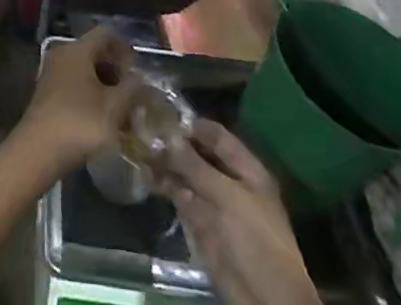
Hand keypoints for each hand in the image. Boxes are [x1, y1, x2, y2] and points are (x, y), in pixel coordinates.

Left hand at [16, 27, 139, 173]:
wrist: (38, 151)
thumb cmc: (79, 123)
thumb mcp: (114, 107)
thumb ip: (133, 89)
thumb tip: (143, 80)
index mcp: (77, 50)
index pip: (106, 34)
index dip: (126, 48)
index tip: (139, 73)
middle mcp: (62, 55)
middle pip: (96, 52)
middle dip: (118, 71)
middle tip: (135, 95)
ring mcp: (53, 74)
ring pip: (86, 71)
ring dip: (107, 86)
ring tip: (124, 112)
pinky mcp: (49, 93)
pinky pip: (76, 85)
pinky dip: (93, 96)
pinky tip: (105, 120)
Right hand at [158, 120, 318, 304]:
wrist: (263, 296)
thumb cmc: (255, 239)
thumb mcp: (228, 197)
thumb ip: (196, 165)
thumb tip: (168, 135)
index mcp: (246, 171)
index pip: (217, 137)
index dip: (193, 125)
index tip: (162, 114)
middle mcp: (228, 181)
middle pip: (198, 154)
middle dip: (173, 143)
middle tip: (141, 128)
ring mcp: (212, 201)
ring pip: (185, 174)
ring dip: (164, 162)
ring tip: (136, 147)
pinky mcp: (198, 220)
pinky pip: (178, 195)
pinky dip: (162, 184)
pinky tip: (144, 174)